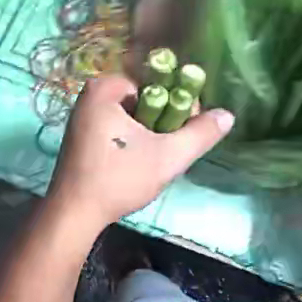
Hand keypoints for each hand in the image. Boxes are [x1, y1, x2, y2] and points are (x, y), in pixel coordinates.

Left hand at [47, 74, 233, 229]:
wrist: (73, 215)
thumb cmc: (118, 179)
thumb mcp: (169, 156)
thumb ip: (200, 134)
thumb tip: (228, 114)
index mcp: (104, 88)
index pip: (157, 86)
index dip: (176, 107)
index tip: (180, 133)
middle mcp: (88, 96)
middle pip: (145, 101)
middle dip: (162, 124)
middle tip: (167, 150)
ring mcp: (81, 118)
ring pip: (133, 118)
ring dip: (148, 136)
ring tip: (151, 162)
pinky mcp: (80, 139)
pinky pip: (117, 130)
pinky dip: (131, 144)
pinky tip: (134, 167)